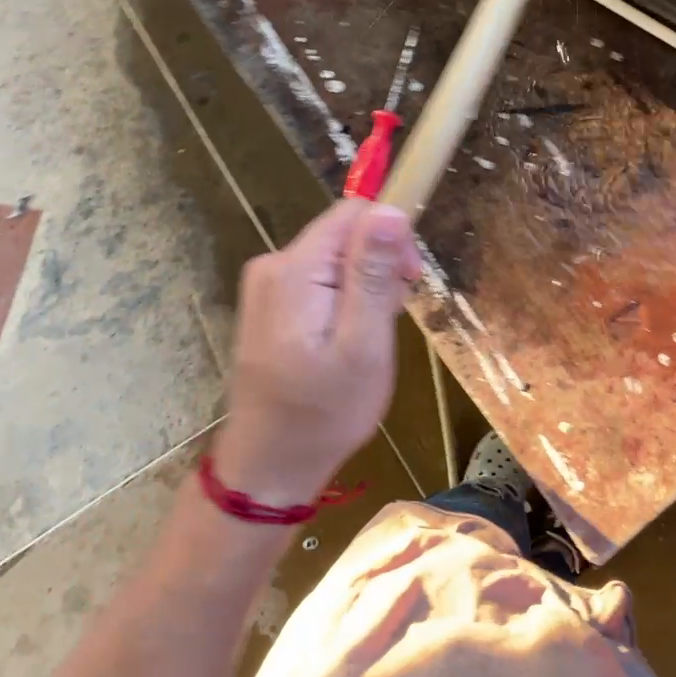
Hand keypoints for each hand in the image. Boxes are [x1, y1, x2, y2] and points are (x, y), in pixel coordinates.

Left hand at [213, 200, 420, 504]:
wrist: (271, 466)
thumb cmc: (325, 411)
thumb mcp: (363, 345)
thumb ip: (374, 275)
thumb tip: (391, 210)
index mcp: (294, 268)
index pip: (355, 212)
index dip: (392, 239)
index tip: (408, 284)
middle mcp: (273, 265)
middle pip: (346, 233)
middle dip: (380, 266)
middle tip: (390, 320)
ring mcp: (267, 285)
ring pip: (337, 257)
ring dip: (365, 286)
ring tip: (369, 338)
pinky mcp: (270, 304)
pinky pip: (321, 279)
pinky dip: (345, 300)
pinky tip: (348, 340)